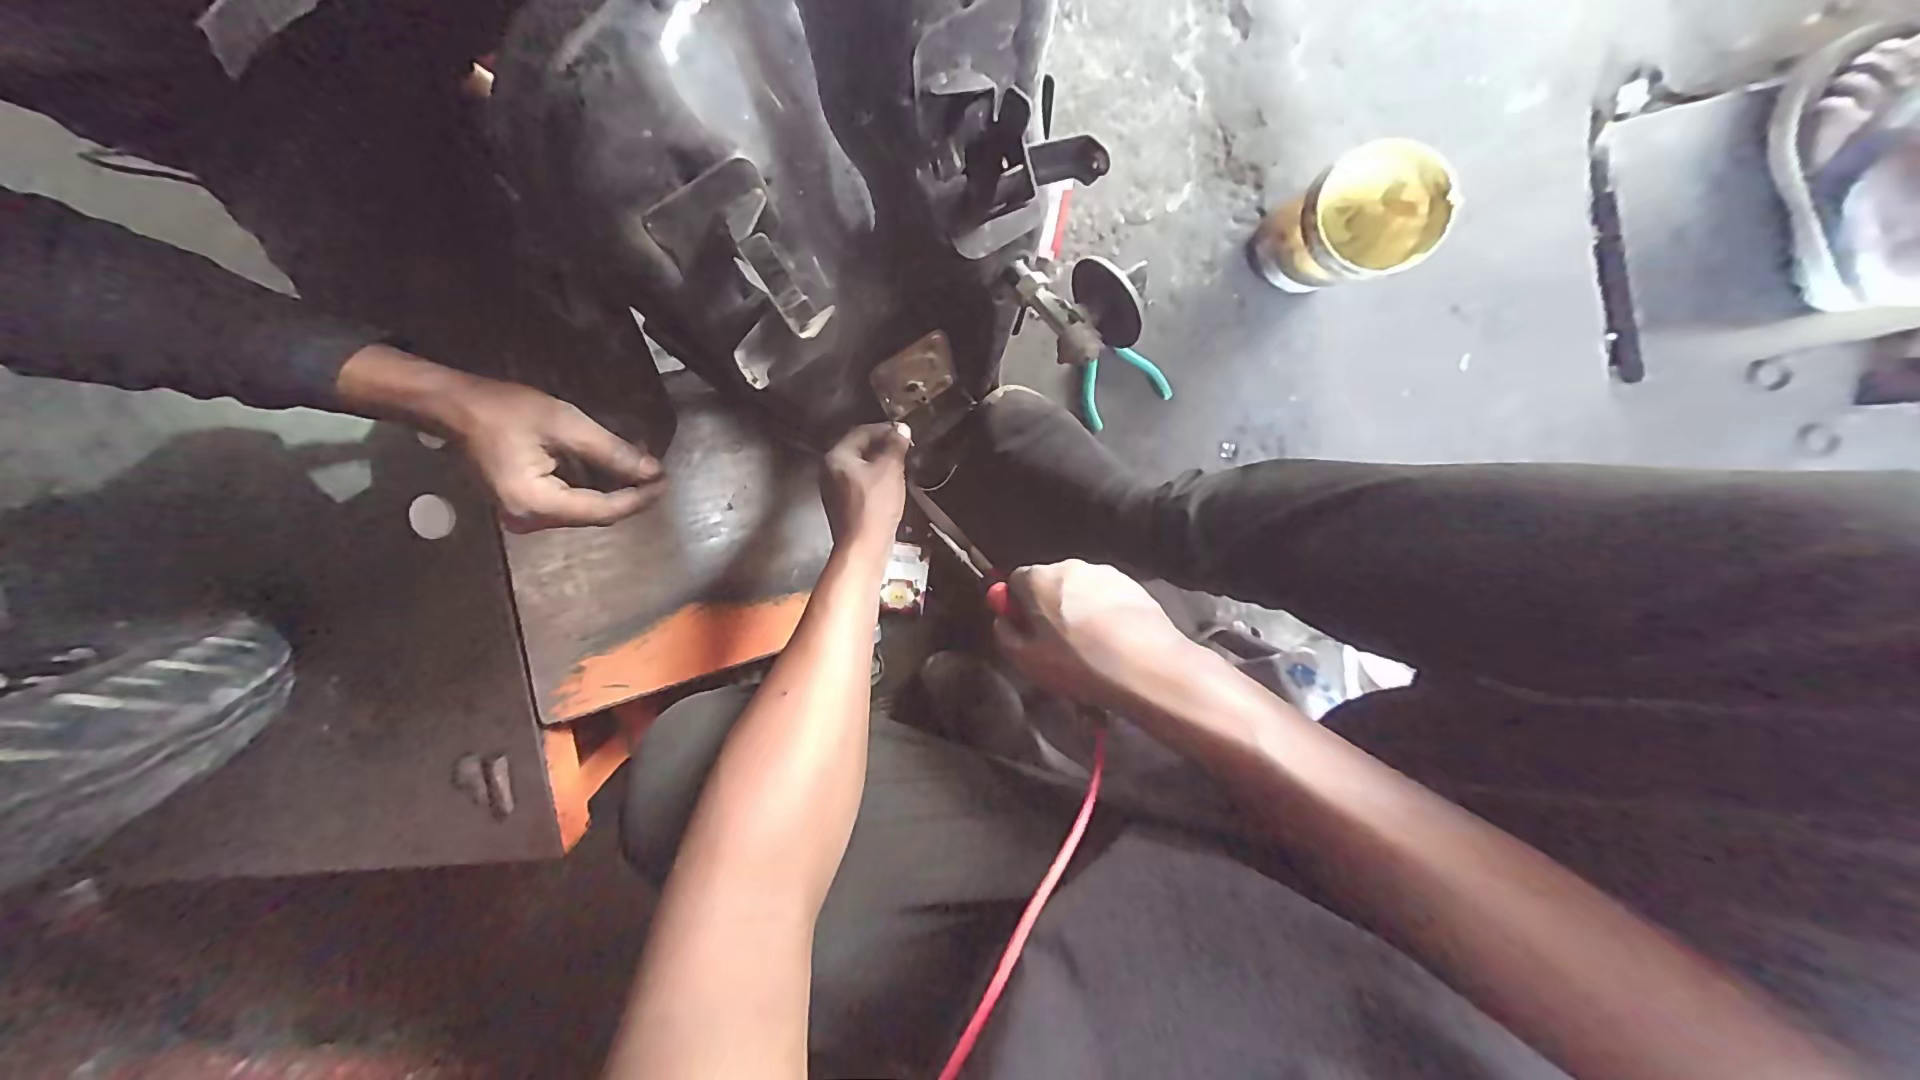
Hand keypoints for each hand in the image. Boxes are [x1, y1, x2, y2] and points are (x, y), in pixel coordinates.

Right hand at [336, 345, 666, 530]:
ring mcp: (525, 516)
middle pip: (597, 513)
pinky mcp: (524, 505)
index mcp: (537, 504)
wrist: (450, 406)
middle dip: (630, 493)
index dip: (639, 498)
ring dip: (614, 489)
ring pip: (586, 509)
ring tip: (641, 467)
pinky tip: (612, 468)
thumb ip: (612, 452)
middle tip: (657, 473)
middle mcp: (530, 520)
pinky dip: (594, 486)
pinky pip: (570, 502)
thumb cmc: (504, 411)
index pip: (604, 511)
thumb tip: (653, 472)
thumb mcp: (566, 425)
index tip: (665, 482)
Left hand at [820, 422, 909, 547]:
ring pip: (860, 467)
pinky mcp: (843, 505)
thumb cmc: (875, 506)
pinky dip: (875, 480)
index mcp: (836, 457)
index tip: (904, 433)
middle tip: (904, 448)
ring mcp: (834, 489)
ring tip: (901, 465)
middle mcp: (829, 470)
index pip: (861, 432)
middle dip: (882, 446)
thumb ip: (895, 445)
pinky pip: (860, 484)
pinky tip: (891, 484)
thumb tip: (901, 430)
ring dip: (880, 464)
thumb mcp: (890, 470)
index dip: (885, 429)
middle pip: (858, 449)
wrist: (863, 546)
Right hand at [993, 560, 1199, 710]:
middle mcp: (1071, 565)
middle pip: (1050, 584)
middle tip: (1058, 646)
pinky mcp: (1135, 586)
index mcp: (1039, 577)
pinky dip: (1106, 617)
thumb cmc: (1079, 663)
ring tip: (1091, 650)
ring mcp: (1106, 574)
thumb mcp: (1026, 660)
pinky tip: (1114, 646)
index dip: (1017, 606)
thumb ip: (1005, 633)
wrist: (1148, 667)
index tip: (1025, 631)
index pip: (1015, 580)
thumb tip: (1004, 618)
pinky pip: (1108, 600)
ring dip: (1079, 613)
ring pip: (1081, 593)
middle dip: (1050, 609)